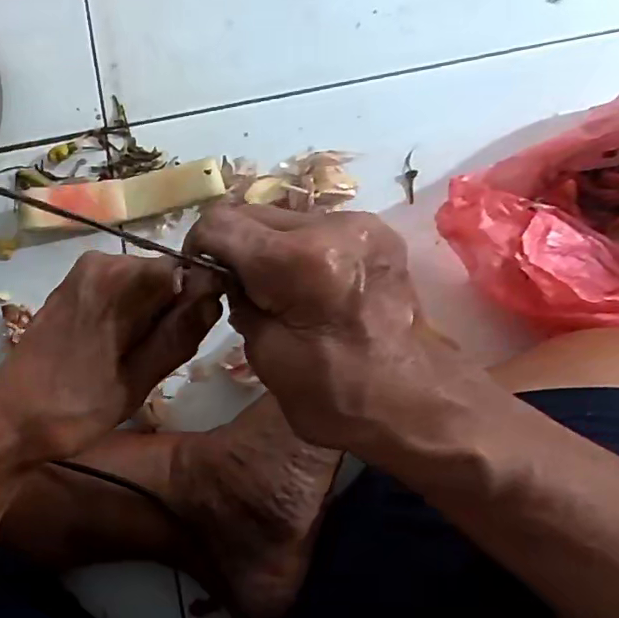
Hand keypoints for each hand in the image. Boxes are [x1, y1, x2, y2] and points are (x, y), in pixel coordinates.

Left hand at [0, 252, 222, 463]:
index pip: (184, 270)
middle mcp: (99, 263)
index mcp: (118, 278)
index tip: (188, 339)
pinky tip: (113, 353)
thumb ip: (178, 336)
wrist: (7, 421)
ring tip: (132, 361)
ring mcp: (80, 275)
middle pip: (161, 277)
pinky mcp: (69, 291)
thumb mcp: (136, 381)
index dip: (195, 303)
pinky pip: (116, 295)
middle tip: (154, 361)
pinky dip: (125, 319)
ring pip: (140, 288)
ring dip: (147, 319)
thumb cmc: (73, 408)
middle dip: (169, 313)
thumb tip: (214, 296)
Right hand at [185, 204, 486, 449]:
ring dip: (263, 246)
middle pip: (249, 213)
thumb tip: (222, 275)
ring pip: (280, 217)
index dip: (198, 247)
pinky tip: (302, 284)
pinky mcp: (376, 231)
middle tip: (231, 287)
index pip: (219, 224)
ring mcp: (360, 224)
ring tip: (271, 290)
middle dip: (231, 245)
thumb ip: (237, 300)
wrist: (420, 404)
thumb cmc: (336, 396)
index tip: (199, 275)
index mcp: (299, 261)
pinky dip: (293, 248)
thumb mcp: (264, 354)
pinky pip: (312, 226)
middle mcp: (332, 226)